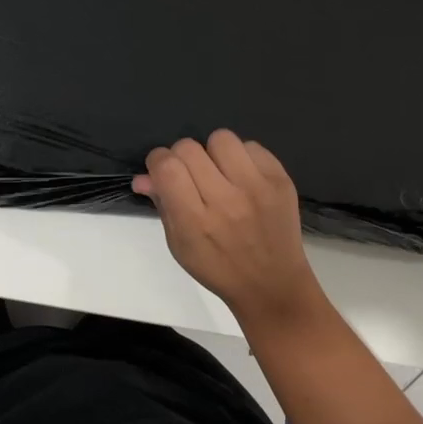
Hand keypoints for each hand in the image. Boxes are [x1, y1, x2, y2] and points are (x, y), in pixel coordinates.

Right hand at [133, 130, 322, 331]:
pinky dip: (242, 157)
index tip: (162, 171)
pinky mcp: (280, 180)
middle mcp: (226, 200)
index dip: (158, 161)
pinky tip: (243, 178)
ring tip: (220, 173)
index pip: (166, 166)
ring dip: (214, 152)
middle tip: (192, 176)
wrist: (273, 285)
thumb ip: (162, 205)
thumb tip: (142, 177)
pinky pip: (252, 145)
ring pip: (221, 138)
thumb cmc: (218, 268)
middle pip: (189, 148)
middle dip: (182, 157)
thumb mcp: (180, 245)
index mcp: (196, 220)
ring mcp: (257, 188)